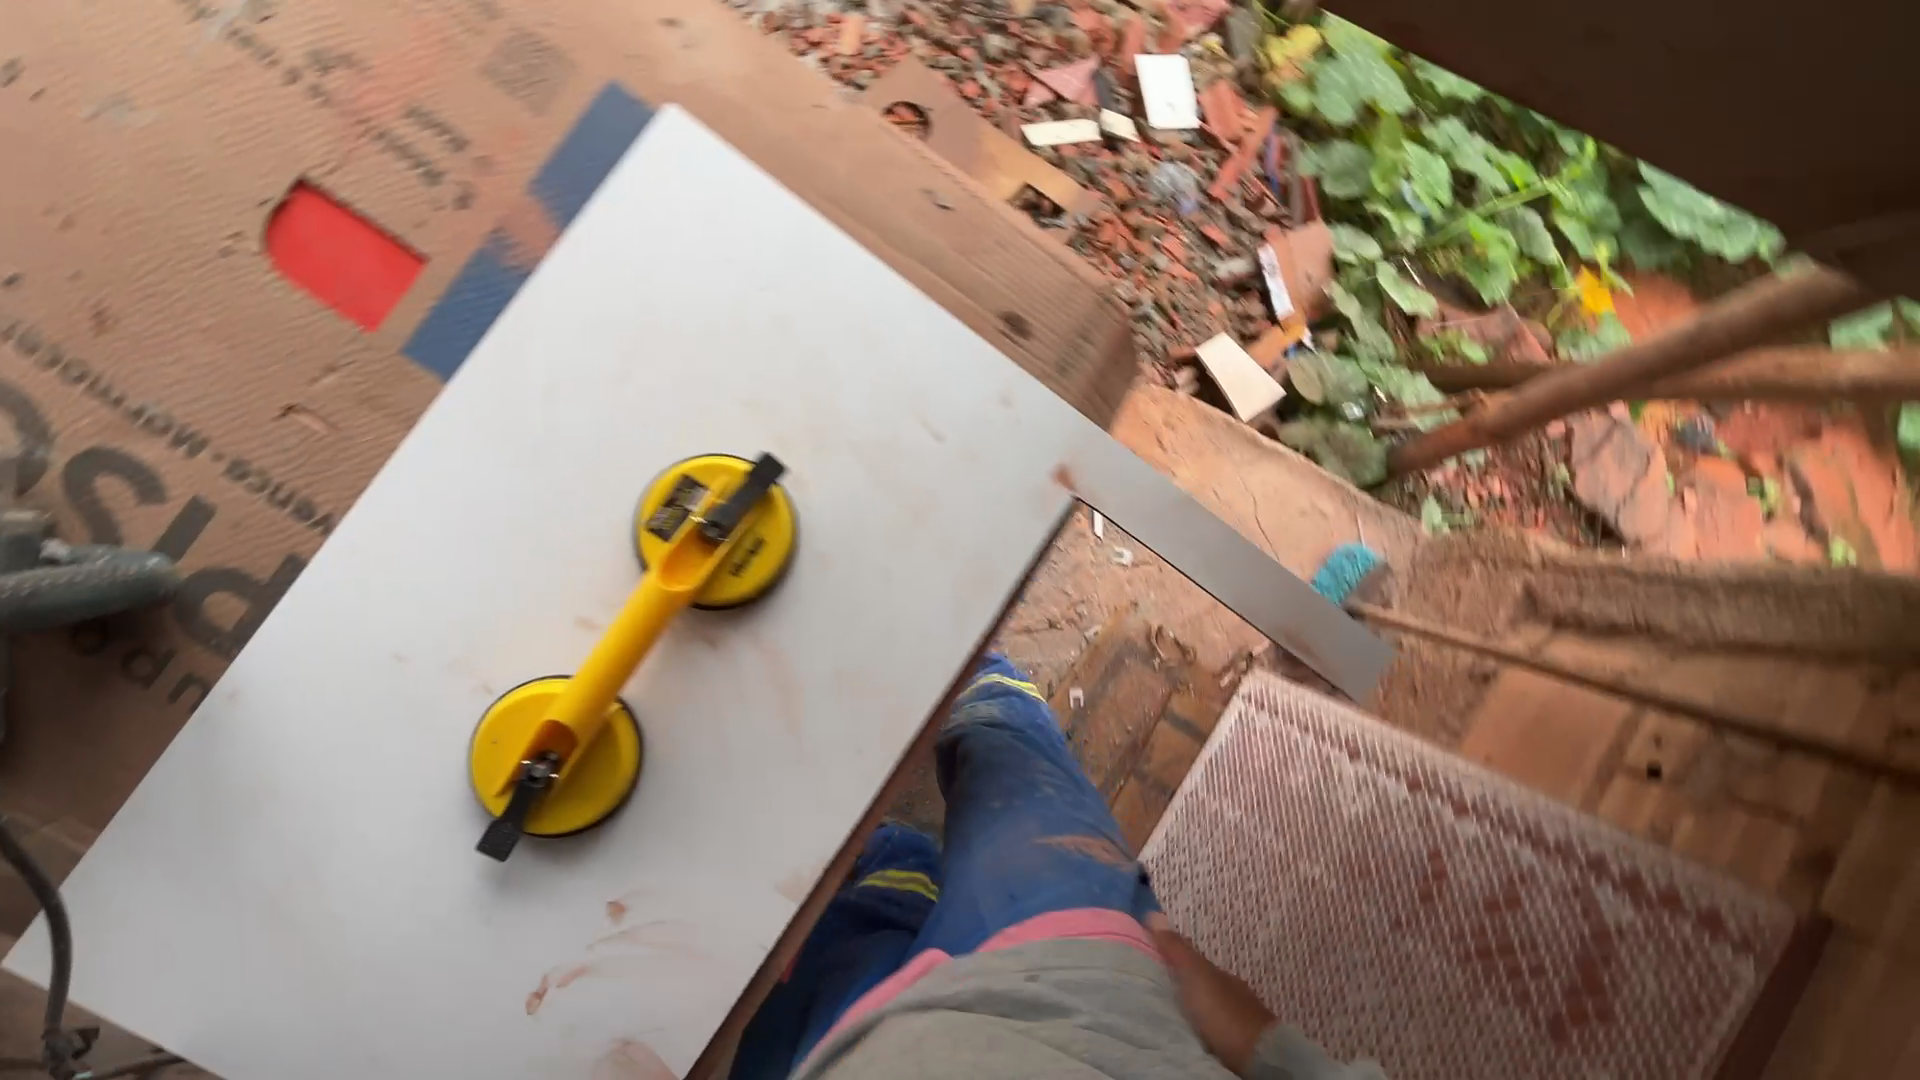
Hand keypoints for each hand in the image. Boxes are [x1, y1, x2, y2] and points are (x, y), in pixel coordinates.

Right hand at [1147, 912, 1274, 1076]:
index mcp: (1220, 973)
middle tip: (1154, 988)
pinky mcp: (1241, 1044)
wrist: (1260, 1059)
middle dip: (1181, 984)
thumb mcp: (1195, 976)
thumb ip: (1176, 949)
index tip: (1150, 957)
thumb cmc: (1224, 1012)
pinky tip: (1191, 1032)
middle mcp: (1231, 991)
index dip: (1172, 956)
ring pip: (1209, 1006)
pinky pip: (1215, 1028)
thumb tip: (1153, 913)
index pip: (1193, 960)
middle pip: (1201, 983)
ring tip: (1168, 1013)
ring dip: (1192, 1008)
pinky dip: (1202, 1027)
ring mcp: (1239, 1018)